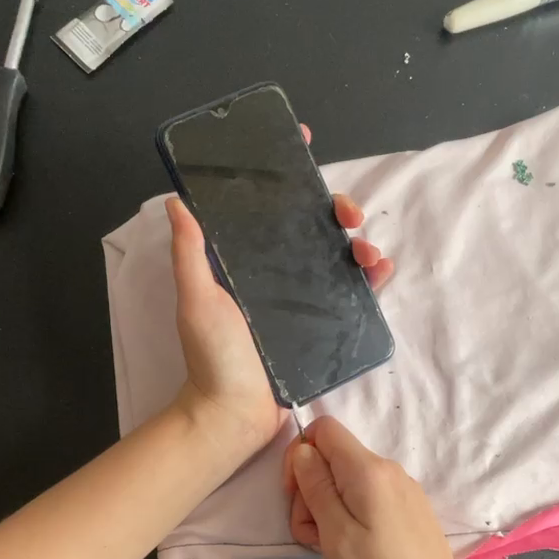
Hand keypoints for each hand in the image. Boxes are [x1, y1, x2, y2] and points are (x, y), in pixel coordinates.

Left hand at [165, 124, 393, 460]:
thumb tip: (178, 199)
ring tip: (368, 251)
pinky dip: (370, 279)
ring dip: (359, 243)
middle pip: (310, 226)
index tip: (305, 145)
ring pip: (336, 256)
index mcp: (244, 260)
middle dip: (335, 209)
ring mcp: (299, 299)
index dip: (285, 174)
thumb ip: (190, 252)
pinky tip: (381, 271)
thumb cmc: (213, 357)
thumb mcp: (197, 299)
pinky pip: (351, 295)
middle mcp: (273, 273)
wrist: (235, 413)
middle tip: (348, 213)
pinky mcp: (320, 325)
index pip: (265, 208)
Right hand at [283, 416, 483, 558]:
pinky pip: (367, 500)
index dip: (298, 454)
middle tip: (310, 536)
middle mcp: (390, 471)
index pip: (324, 428)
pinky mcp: (410, 512)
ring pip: (346, 482)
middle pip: (332, 458)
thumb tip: (303, 449)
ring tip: (329, 550)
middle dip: (309, 490)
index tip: (294, 495)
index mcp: (369, 471)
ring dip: (326, 510)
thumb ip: (316, 487)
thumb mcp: (335, 536)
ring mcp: (403, 492)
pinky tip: (351, 552)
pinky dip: (349, 519)